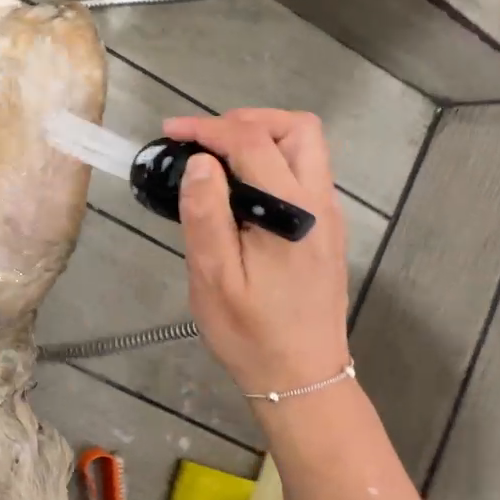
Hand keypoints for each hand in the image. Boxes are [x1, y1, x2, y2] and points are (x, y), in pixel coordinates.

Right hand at [165, 109, 351, 400]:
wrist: (301, 378)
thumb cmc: (250, 332)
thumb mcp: (213, 277)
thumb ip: (206, 215)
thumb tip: (200, 162)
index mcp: (294, 213)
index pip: (252, 143)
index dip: (208, 128)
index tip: (171, 132)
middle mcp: (321, 205)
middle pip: (298, 129)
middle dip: (246, 121)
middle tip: (202, 139)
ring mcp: (329, 217)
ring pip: (306, 148)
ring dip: (260, 138)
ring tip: (215, 158)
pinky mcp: (325, 231)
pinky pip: (303, 173)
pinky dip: (269, 161)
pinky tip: (236, 189)